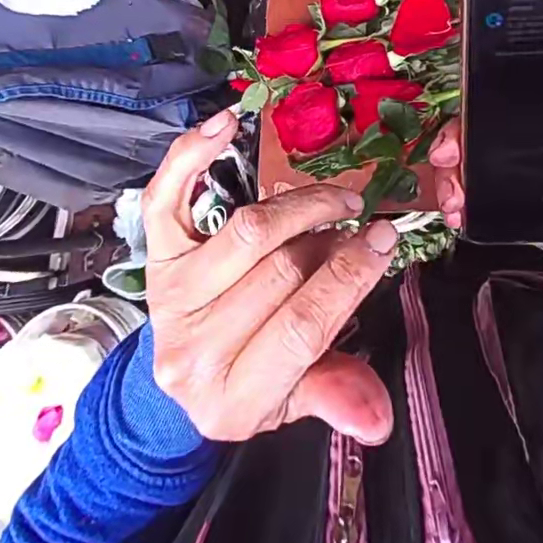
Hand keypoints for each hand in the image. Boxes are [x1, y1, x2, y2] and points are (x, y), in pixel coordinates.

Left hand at [140, 109, 398, 443]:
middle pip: (280, 269)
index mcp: (232, 393)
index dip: (352, 276)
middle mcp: (192, 346)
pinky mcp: (158, 255)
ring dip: (302, 204)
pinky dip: (192, 156)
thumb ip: (334, 396)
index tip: (384, 237)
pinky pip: (168, 197)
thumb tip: (379, 416)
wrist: (181, 379)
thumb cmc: (247, 384)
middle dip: (333, 237)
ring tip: (335, 202)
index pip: (303, 327)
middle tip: (361, 223)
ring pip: (246, 230)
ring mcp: (171, 294)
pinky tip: (226, 126)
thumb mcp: (294, 402)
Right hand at [430, 37, 542, 305]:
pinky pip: (499, 201)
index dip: (519, 74)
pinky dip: (472, 200)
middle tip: (454, 138)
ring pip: (496, 156)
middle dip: (472, 121)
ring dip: (464, 160)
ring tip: (450, 174)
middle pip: (512, 118)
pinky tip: (459, 206)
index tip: (488, 74)